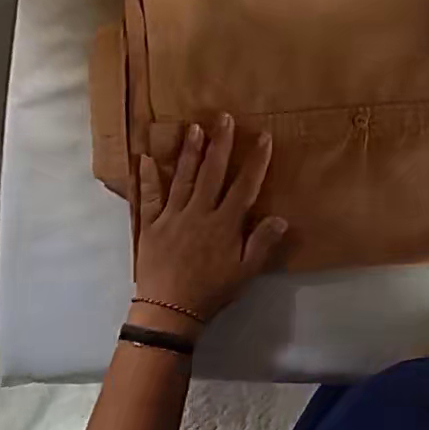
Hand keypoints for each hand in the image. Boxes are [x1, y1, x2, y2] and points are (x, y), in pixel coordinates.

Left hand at [131, 114, 288, 338]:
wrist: (170, 311)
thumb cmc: (212, 292)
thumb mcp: (246, 272)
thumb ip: (263, 243)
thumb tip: (281, 217)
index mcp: (225, 224)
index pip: (245, 186)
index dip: (256, 161)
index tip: (264, 138)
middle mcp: (199, 213)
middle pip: (212, 173)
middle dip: (221, 144)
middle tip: (224, 118)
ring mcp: (172, 217)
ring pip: (182, 178)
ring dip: (189, 152)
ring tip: (194, 128)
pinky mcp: (150, 226)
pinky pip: (148, 198)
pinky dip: (148, 178)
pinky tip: (146, 159)